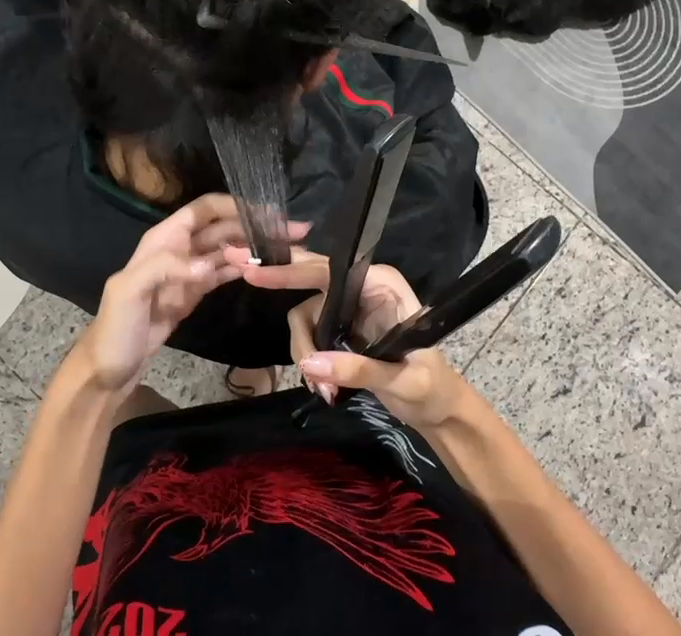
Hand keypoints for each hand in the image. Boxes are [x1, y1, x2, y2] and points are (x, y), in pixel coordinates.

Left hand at [77, 195, 304, 394]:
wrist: (108, 368)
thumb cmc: (115, 327)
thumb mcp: (128, 292)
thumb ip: (164, 269)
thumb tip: (209, 264)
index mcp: (163, 239)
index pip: (205, 209)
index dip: (236, 206)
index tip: (271, 213)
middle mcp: (178, 248)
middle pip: (223, 227)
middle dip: (256, 225)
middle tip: (295, 232)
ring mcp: (188, 271)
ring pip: (227, 248)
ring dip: (256, 245)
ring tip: (290, 249)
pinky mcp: (194, 292)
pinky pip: (224, 271)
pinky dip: (244, 266)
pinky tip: (266, 268)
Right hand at [236, 252, 469, 428]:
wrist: (438, 411)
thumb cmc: (432, 388)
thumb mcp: (404, 381)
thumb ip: (359, 370)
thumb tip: (310, 366)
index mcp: (381, 286)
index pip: (329, 270)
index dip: (292, 268)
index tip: (256, 272)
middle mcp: (361, 290)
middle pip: (308, 282)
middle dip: (278, 282)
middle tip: (241, 273)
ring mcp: (348, 311)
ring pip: (304, 318)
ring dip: (304, 354)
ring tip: (324, 392)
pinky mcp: (340, 332)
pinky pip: (309, 338)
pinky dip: (309, 364)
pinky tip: (323, 390)